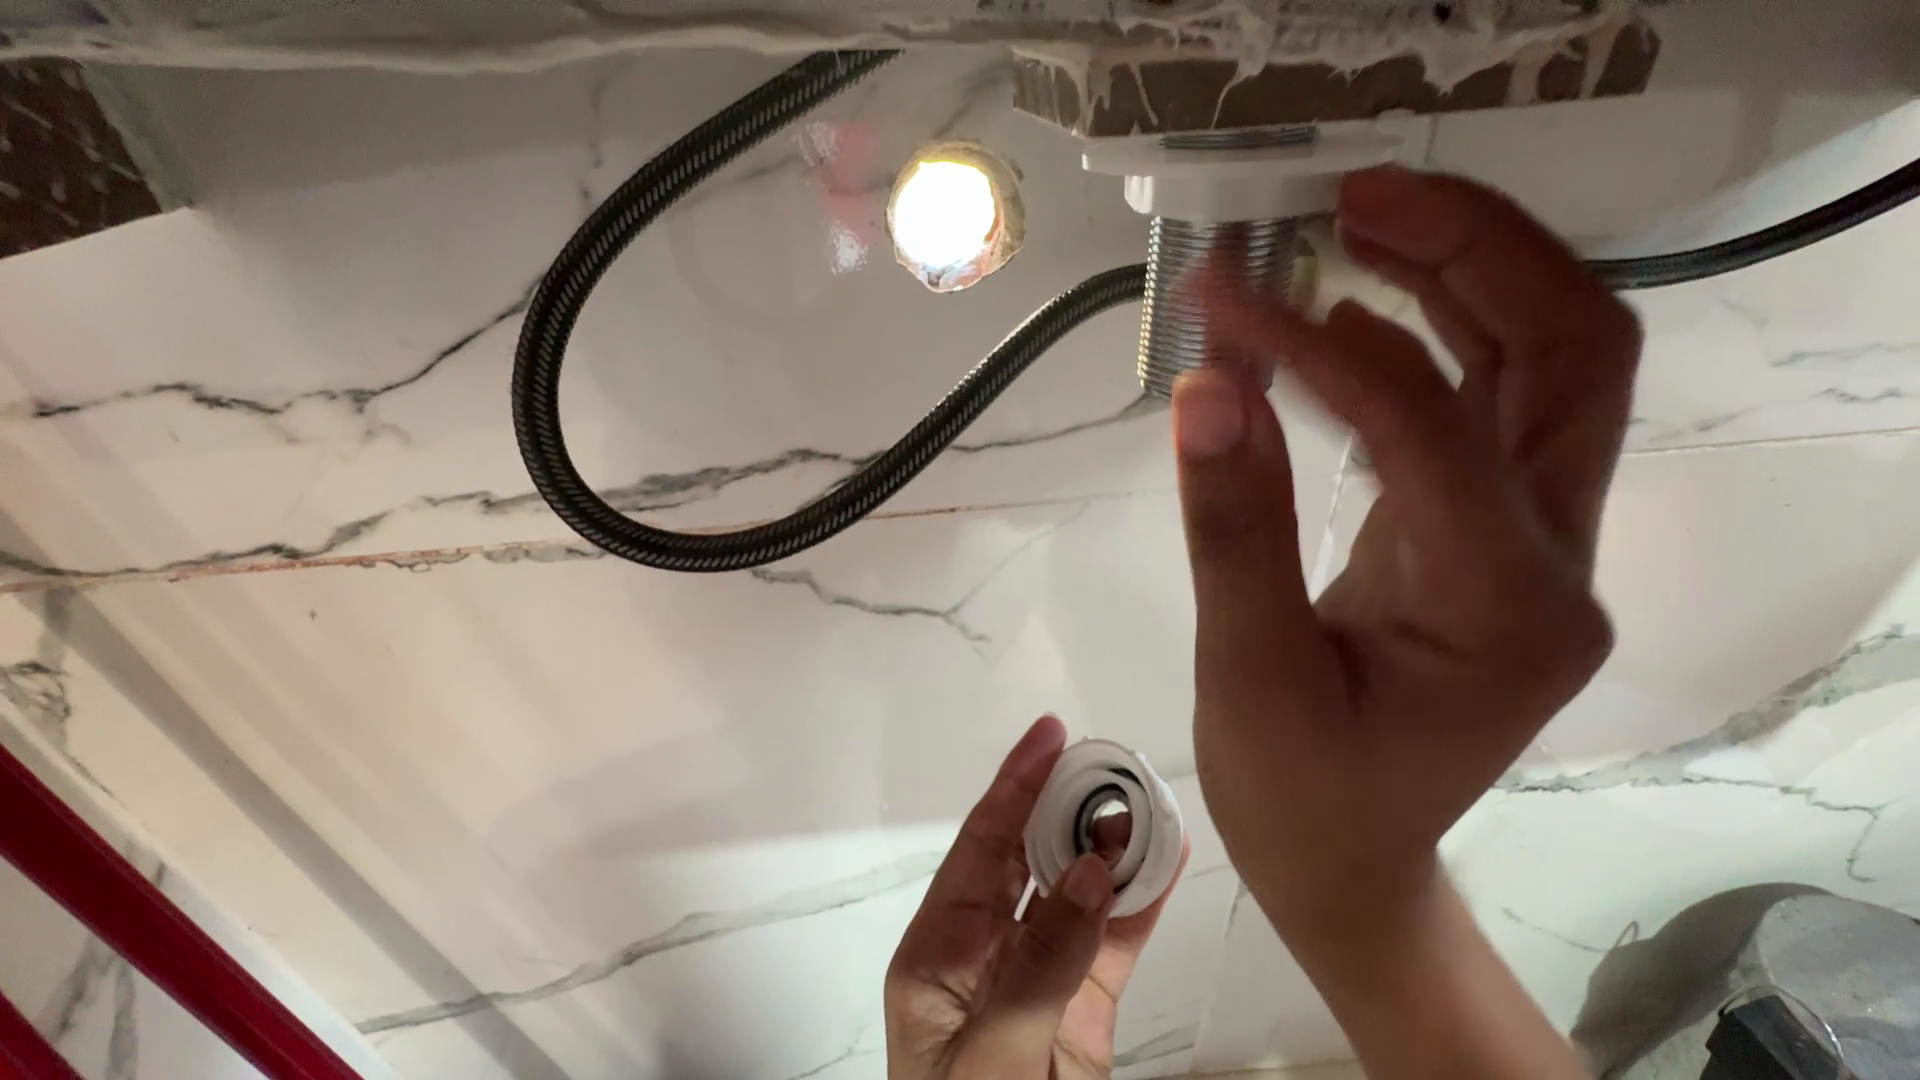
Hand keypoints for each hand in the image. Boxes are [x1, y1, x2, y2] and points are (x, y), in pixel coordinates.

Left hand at [885, 716, 1187, 1078]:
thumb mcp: (989, 1053)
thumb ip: (1039, 963)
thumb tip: (1084, 871)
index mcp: (941, 951)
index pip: (979, 847)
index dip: (1013, 785)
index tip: (1049, 734)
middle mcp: (987, 951)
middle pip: (1031, 859)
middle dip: (1070, 809)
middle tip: (1116, 767)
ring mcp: (1039, 977)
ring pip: (1078, 895)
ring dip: (1114, 851)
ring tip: (1152, 805)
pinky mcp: (1082, 1011)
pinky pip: (1112, 943)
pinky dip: (1140, 903)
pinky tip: (1168, 862)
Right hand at [1172, 165, 1640, 937]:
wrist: (1345, 859)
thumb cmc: (1297, 795)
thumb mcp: (1248, 676)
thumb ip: (1234, 528)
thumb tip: (1208, 389)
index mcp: (1508, 610)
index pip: (1429, 427)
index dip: (1324, 347)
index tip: (1225, 296)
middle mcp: (1555, 560)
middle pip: (1573, 353)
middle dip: (1472, 251)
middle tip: (1356, 196)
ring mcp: (1532, 544)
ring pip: (1547, 365)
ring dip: (1463, 276)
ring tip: (1355, 224)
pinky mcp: (1485, 535)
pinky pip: (1483, 408)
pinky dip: (1425, 340)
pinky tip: (1345, 316)